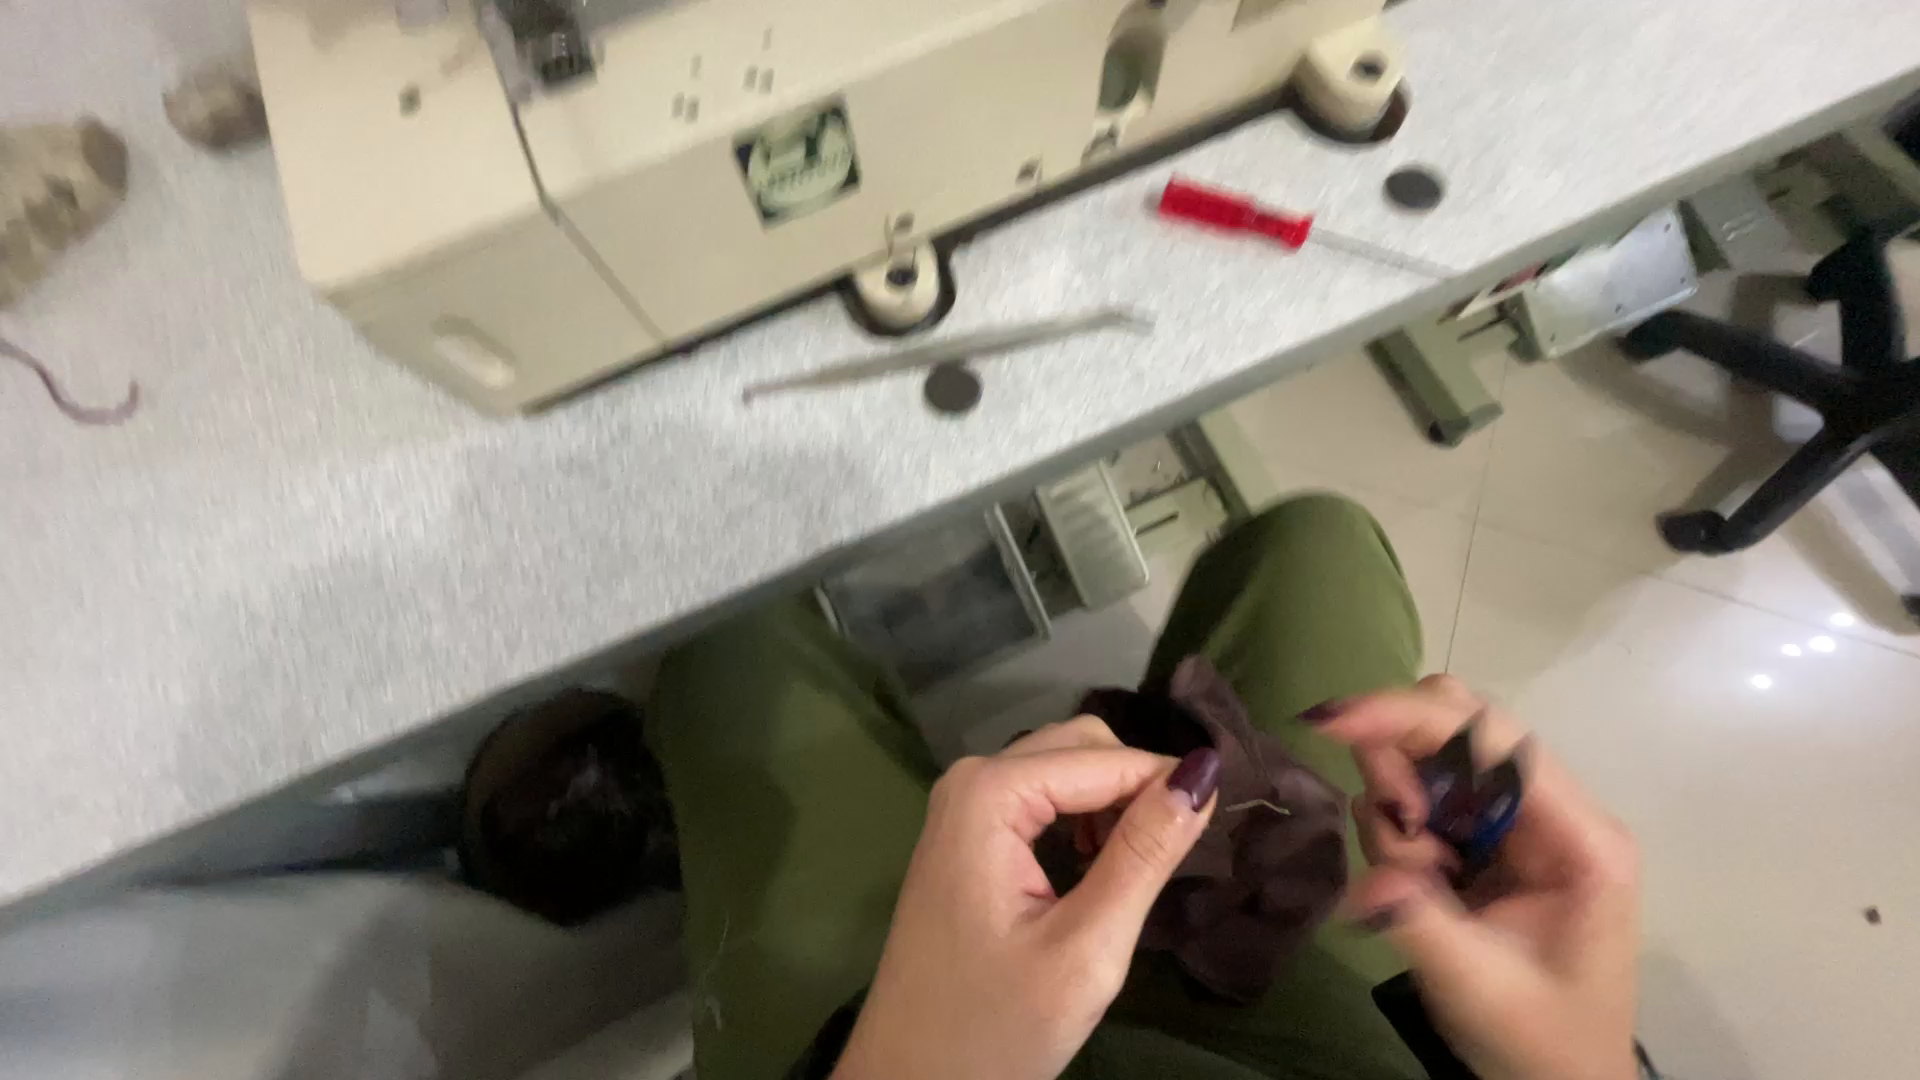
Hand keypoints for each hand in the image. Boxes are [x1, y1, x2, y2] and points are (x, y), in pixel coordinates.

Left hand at [832, 716, 1219, 1079]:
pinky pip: (1039, 791)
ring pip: (1062, 763)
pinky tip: (1094, 861)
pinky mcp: (967, 825)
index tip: (1220, 819)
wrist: (907, 1078)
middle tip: (1176, 853)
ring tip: (1136, 865)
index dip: (1167, 782)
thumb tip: (1202, 773)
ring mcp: (963, 799)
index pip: (1102, 758)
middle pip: (1079, 746)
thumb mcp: (1084, 949)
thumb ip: (1142, 855)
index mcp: (989, 792)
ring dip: (1110, 799)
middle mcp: (971, 776)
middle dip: (1135, 785)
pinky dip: (1081, 811)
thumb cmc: (994, 1028)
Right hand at [1316, 675, 1640, 1079]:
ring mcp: (1509, 810)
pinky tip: (1417, 873)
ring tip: (1416, 872)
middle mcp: (1546, 804)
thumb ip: (1418, 922)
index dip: (1407, 716)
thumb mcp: (1477, 986)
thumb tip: (1367, 880)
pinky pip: (1412, 782)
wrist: (1556, 1076)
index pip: (1489, 736)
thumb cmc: (1538, 1038)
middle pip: (1451, 720)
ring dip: (1393, 795)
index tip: (1332, 723)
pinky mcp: (1477, 822)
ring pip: (1423, 746)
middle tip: (1393, 826)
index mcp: (1576, 835)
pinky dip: (1391, 815)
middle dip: (1396, 759)